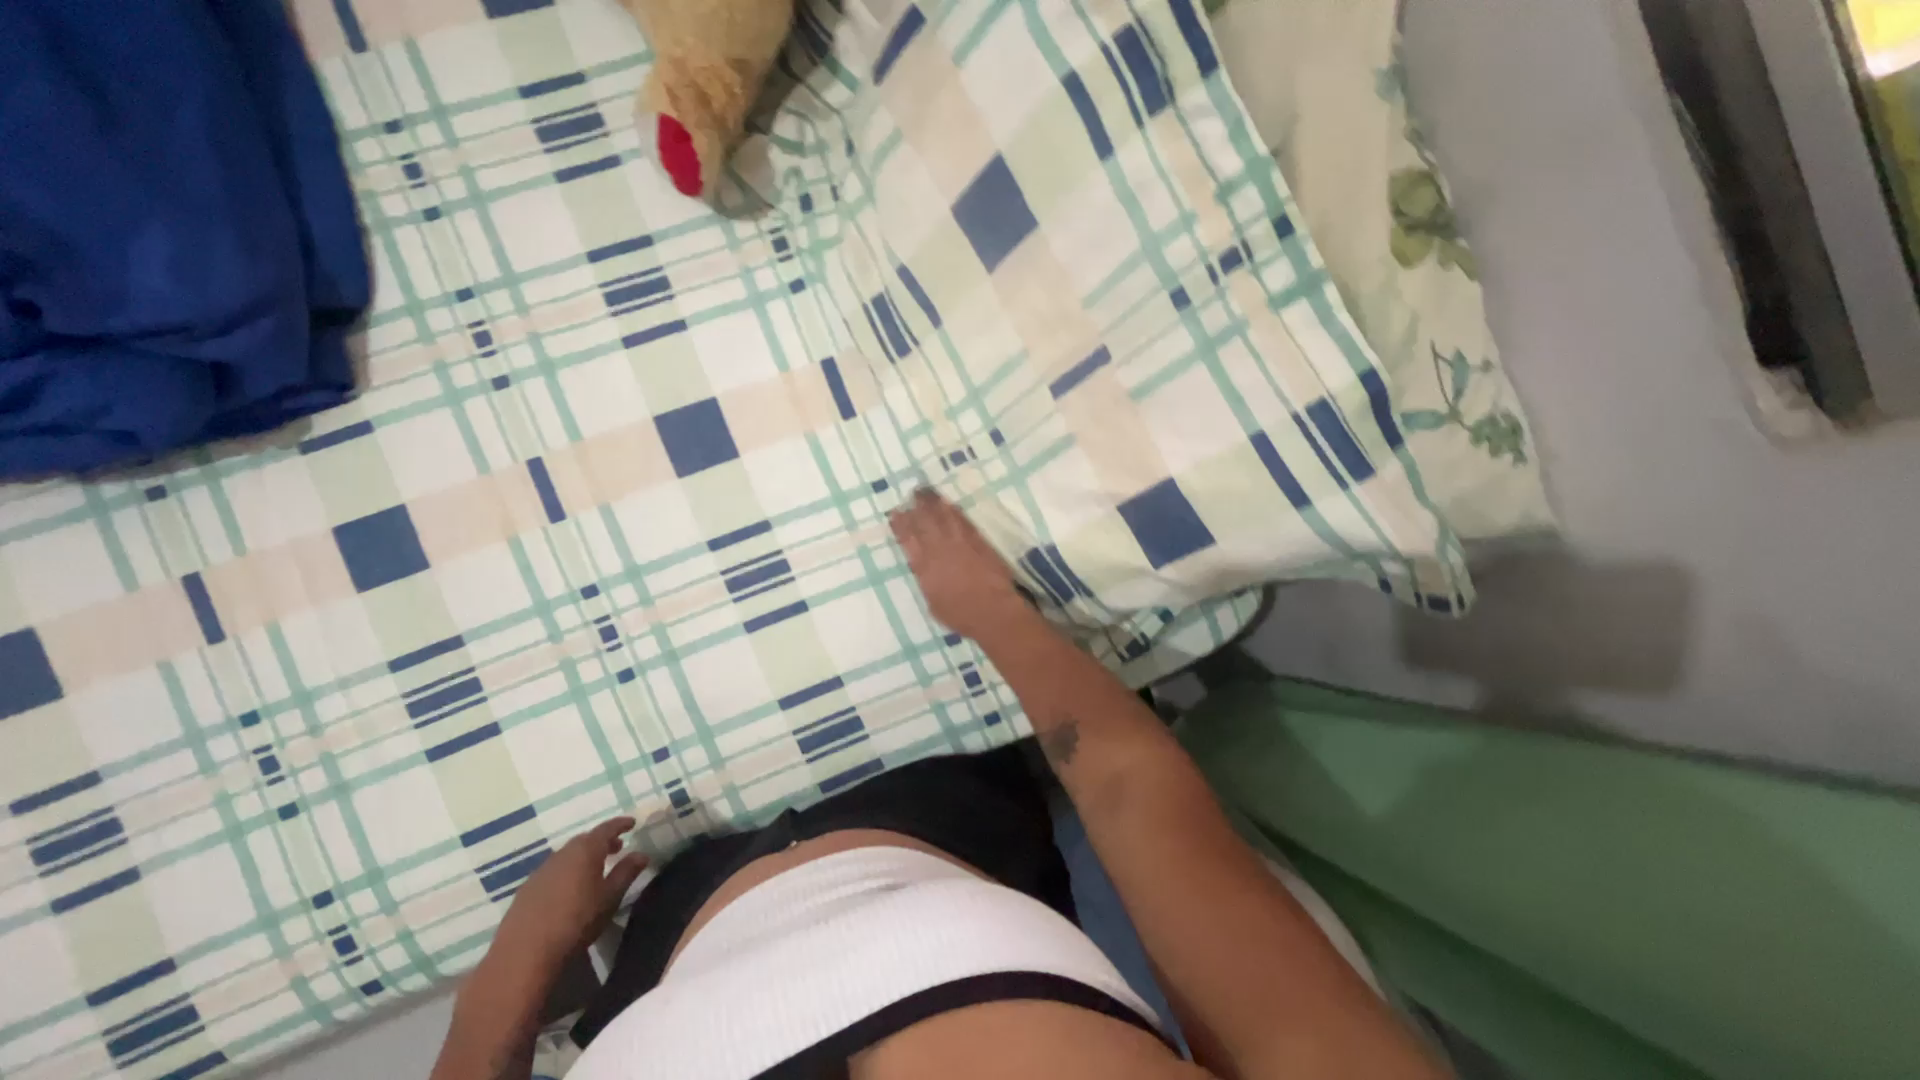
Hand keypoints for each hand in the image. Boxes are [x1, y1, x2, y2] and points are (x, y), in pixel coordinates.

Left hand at [488, 816, 647, 978]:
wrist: (525, 953)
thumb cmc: (577, 921)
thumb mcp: (610, 898)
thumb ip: (626, 872)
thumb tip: (642, 854)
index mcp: (585, 851)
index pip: (606, 829)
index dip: (620, 825)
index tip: (632, 823)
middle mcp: (561, 854)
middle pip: (585, 840)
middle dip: (602, 842)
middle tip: (617, 849)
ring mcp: (541, 871)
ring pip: (567, 856)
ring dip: (583, 857)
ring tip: (595, 870)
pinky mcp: (527, 889)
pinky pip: (553, 871)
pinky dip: (567, 871)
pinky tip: (569, 889)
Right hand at [889, 489, 1030, 642]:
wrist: (992, 610)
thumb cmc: (960, 615)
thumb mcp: (933, 602)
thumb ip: (927, 581)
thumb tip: (925, 571)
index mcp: (923, 567)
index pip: (907, 539)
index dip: (900, 524)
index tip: (895, 513)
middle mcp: (938, 550)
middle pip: (924, 522)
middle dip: (917, 506)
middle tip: (912, 493)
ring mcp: (959, 543)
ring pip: (943, 516)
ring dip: (934, 502)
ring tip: (927, 491)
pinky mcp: (978, 541)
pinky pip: (963, 521)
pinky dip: (954, 510)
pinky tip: (949, 504)